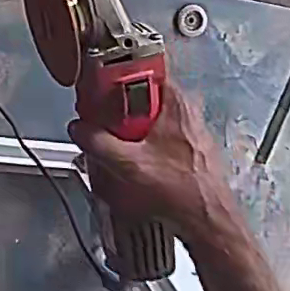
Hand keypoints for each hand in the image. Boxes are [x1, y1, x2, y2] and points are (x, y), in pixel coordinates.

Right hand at [67, 80, 237, 240]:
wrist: (210, 222)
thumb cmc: (182, 191)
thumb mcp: (129, 164)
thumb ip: (98, 143)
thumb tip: (80, 129)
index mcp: (175, 101)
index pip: (143, 68)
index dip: (117, 75)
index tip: (99, 85)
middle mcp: (186, 109)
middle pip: (143, 93)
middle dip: (118, 106)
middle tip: (100, 119)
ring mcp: (189, 128)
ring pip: (150, 114)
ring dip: (129, 126)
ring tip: (113, 142)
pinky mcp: (189, 146)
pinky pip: (159, 132)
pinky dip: (142, 140)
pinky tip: (132, 159)